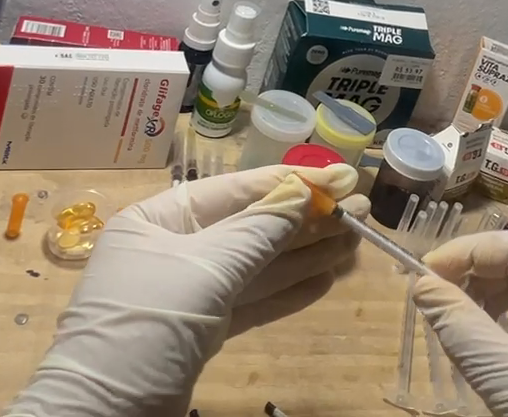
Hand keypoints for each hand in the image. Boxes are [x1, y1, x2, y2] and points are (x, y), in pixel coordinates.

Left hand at [6, 163, 368, 416]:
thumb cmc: (146, 329)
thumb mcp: (206, 272)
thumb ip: (260, 231)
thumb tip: (304, 193)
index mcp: (160, 219)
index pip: (237, 189)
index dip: (292, 181)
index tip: (341, 176)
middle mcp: (173, 248)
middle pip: (251, 226)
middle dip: (305, 220)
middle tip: (361, 210)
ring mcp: (187, 292)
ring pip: (257, 265)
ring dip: (305, 254)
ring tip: (356, 243)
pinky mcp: (199, 332)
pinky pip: (251, 300)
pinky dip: (288, 291)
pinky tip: (327, 279)